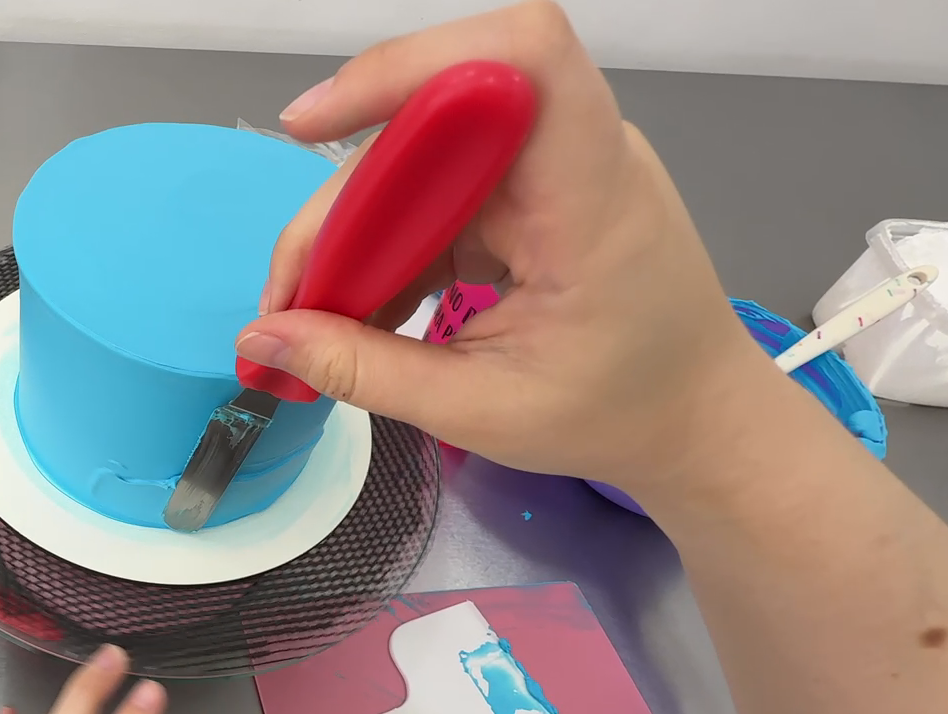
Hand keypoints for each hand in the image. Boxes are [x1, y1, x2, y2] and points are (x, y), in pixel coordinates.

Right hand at [236, 0, 794, 499]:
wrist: (688, 417)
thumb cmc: (607, 414)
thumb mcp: (471, 408)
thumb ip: (359, 370)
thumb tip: (259, 340)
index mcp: (588, 197)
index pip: (514, 61)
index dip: (405, 67)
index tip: (307, 128)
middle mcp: (565, 160)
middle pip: (422, 135)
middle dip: (336, 214)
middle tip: (287, 304)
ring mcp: (538, 178)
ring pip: (411, 173)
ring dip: (346, 240)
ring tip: (312, 319)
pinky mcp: (516, 202)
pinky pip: (423, 206)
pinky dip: (377, 256)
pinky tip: (357, 312)